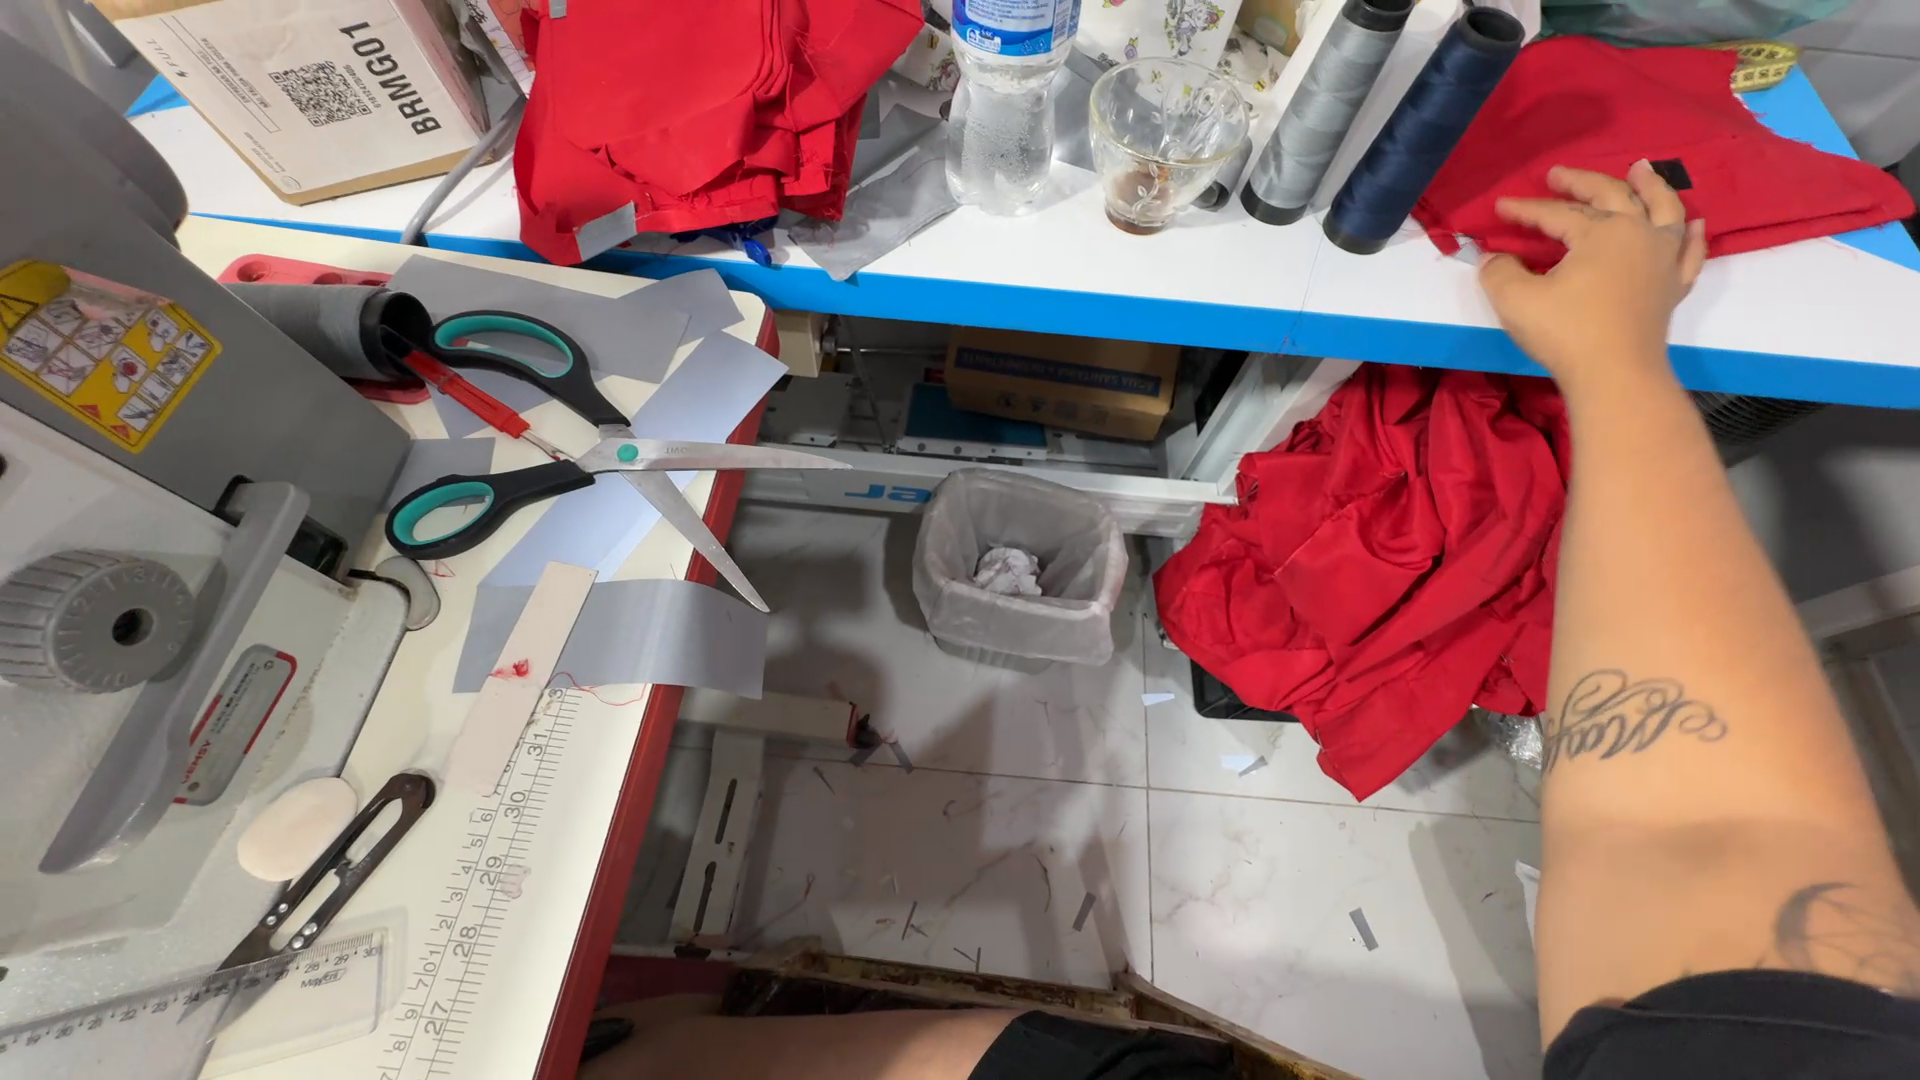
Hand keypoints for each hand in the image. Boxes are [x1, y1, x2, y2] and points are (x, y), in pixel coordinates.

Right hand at [1479, 161, 1707, 394]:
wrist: (1614, 371)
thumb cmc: (1564, 331)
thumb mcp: (1515, 300)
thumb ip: (1499, 272)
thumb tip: (1493, 257)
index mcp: (1601, 233)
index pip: (1557, 214)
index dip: (1525, 209)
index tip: (1501, 206)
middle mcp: (1639, 233)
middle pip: (1612, 196)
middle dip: (1581, 183)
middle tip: (1559, 174)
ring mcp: (1663, 258)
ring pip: (1663, 209)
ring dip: (1651, 186)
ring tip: (1641, 169)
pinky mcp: (1673, 285)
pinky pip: (1689, 250)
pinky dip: (1690, 233)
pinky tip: (1690, 224)